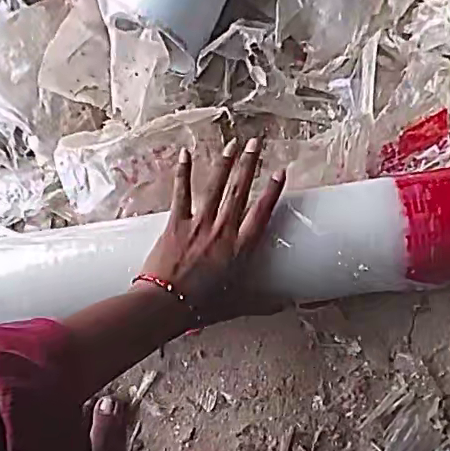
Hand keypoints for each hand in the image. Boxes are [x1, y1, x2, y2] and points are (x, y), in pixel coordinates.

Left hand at [137, 138, 285, 322]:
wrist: (166, 304)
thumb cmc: (201, 307)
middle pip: (239, 191)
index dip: (272, 191)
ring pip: (214, 187)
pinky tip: (185, 153)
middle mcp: (222, 231)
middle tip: (256, 143)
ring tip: (232, 143)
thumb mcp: (235, 304)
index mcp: (239, 250)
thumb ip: (260, 303)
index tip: (280, 172)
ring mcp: (198, 225)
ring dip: (224, 163)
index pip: (261, 214)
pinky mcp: (176, 224)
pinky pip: (181, 192)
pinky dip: (182, 172)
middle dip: (249, 165)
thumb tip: (283, 306)